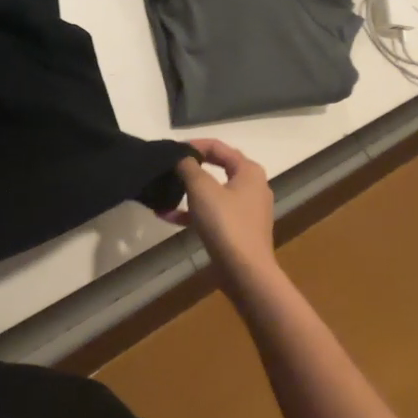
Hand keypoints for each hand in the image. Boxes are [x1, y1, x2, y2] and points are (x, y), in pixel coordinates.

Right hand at [166, 138, 276, 277]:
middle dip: (191, 168)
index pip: (218, 146)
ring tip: (165, 190)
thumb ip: (189, 167)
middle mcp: (252, 186)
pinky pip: (212, 213)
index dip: (193, 145)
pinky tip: (167, 216)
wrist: (245, 272)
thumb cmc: (226, 223)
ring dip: (188, 191)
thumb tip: (182, 158)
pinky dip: (192, 212)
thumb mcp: (201, 189)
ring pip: (213, 192)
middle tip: (169, 167)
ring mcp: (246, 210)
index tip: (171, 150)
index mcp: (248, 171)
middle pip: (217, 167)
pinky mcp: (238, 230)